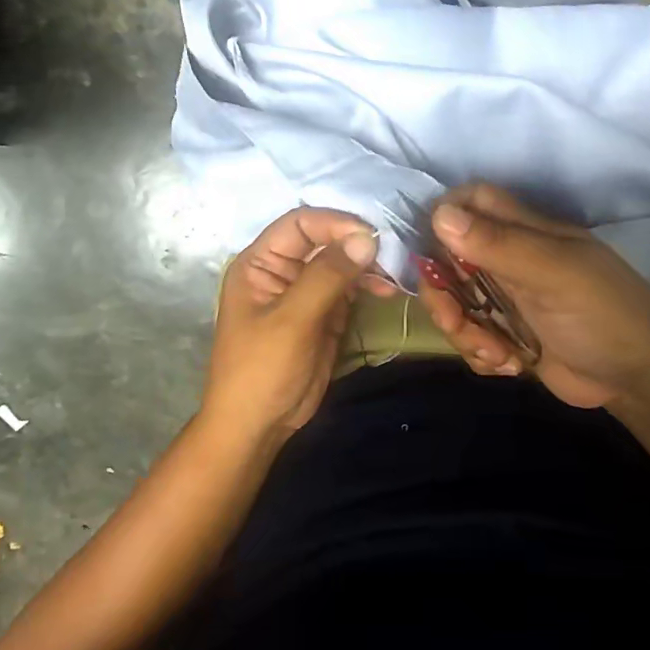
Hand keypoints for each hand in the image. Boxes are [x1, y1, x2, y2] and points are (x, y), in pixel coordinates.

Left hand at [202, 207, 393, 439]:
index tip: (372, 237)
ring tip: (392, 279)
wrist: (256, 426)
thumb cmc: (262, 370)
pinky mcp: (322, 315)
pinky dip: (368, 287)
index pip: (300, 224)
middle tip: (391, 259)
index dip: (335, 224)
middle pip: (323, 241)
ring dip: (367, 267)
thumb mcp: (292, 320)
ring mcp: (303, 293)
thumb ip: (326, 276)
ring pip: (340, 264)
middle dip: (357, 245)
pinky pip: (348, 290)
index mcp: (259, 263)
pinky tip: (387, 292)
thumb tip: (367, 237)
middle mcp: (280, 271)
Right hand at [417, 184, 649, 407]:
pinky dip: (480, 354)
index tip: (431, 253)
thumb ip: (500, 245)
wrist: (640, 382)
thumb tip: (439, 214)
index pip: (471, 202)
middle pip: (446, 259)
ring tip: (499, 355)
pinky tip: (510, 366)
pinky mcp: (505, 335)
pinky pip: (469, 337)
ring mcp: (505, 299)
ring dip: (463, 332)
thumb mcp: (556, 275)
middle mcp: (508, 261)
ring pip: (453, 303)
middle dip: (443, 295)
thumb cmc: (606, 316)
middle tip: (457, 322)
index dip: (443, 216)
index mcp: (524, 233)